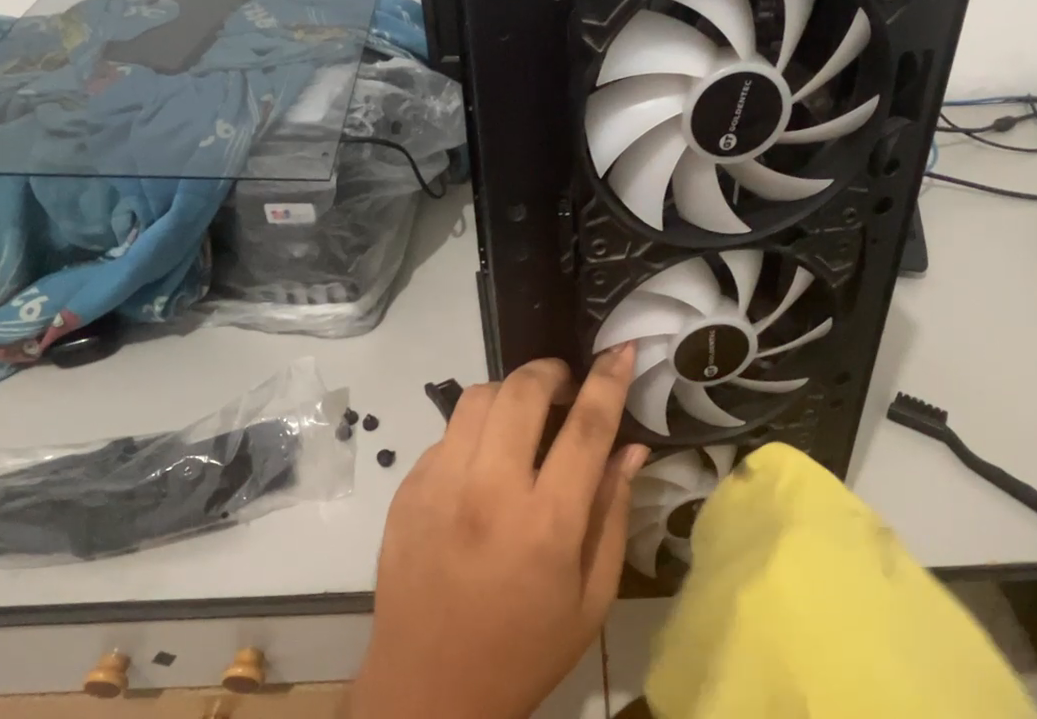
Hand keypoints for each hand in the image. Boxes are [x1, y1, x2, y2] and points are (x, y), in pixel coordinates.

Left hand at [349, 346, 647, 718]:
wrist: (429, 690)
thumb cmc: (525, 648)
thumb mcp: (592, 597)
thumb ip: (612, 514)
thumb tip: (630, 449)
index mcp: (545, 524)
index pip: (586, 427)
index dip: (609, 381)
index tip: (622, 351)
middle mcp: (488, 492)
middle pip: (520, 392)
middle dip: (549, 372)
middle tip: (564, 385)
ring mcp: (439, 487)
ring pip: (476, 400)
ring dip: (508, 395)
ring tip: (524, 420)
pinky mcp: (406, 492)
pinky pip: (446, 436)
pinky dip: (473, 433)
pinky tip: (484, 465)